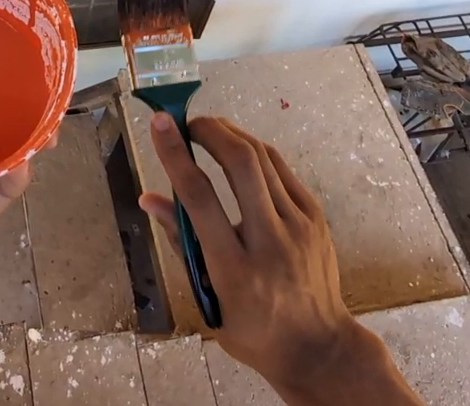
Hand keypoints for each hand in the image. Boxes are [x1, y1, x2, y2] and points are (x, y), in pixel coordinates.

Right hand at [141, 113, 420, 405]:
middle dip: (210, 130)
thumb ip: (180, 242)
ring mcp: (299, 226)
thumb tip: (149, 197)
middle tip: (188, 123)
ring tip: (209, 129)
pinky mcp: (316, 216)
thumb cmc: (253, 328)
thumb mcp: (208, 298)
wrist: (320, 347)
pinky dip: (254, 150)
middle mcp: (270, 241)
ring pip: (263, 157)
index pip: (200, 198)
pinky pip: (281, 168)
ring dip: (231, 133)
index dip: (175, 155)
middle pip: (241, 164)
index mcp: (235, 269)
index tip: (160, 123)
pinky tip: (239, 149)